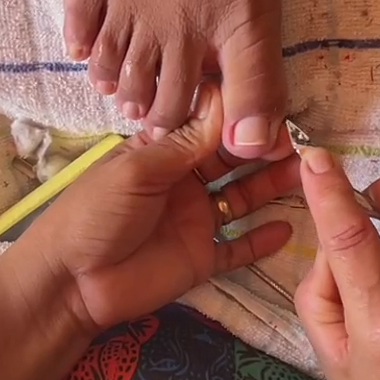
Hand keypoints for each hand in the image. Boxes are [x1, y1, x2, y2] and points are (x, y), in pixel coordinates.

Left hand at [7, 85, 298, 333]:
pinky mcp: (199, 259)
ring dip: (272, 187)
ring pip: (242, 200)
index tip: (276, 108)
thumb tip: (224, 98)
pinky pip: (237, 247)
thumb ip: (183, 142)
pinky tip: (289, 229)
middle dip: (264, 150)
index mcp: (162, 154)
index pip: (209, 128)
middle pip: (233, 162)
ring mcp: (194, 221)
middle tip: (301, 143)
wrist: (71, 282)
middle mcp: (183, 183)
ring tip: (309, 177)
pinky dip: (261, 240)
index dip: (240, 119)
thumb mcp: (136, 170)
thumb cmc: (94, 214)